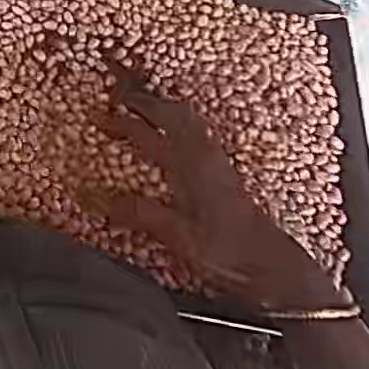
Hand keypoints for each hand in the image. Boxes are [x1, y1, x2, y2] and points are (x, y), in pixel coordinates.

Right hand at [84, 70, 349, 313]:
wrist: (269, 264)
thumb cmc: (226, 249)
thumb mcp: (177, 235)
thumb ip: (140, 213)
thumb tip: (99, 199)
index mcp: (194, 161)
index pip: (163, 120)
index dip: (135, 109)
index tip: (109, 104)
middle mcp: (205, 155)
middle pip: (174, 115)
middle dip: (144, 105)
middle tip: (116, 104)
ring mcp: (214, 163)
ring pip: (185, 124)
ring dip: (160, 114)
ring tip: (136, 115)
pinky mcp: (220, 175)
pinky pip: (192, 138)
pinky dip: (172, 130)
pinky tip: (164, 143)